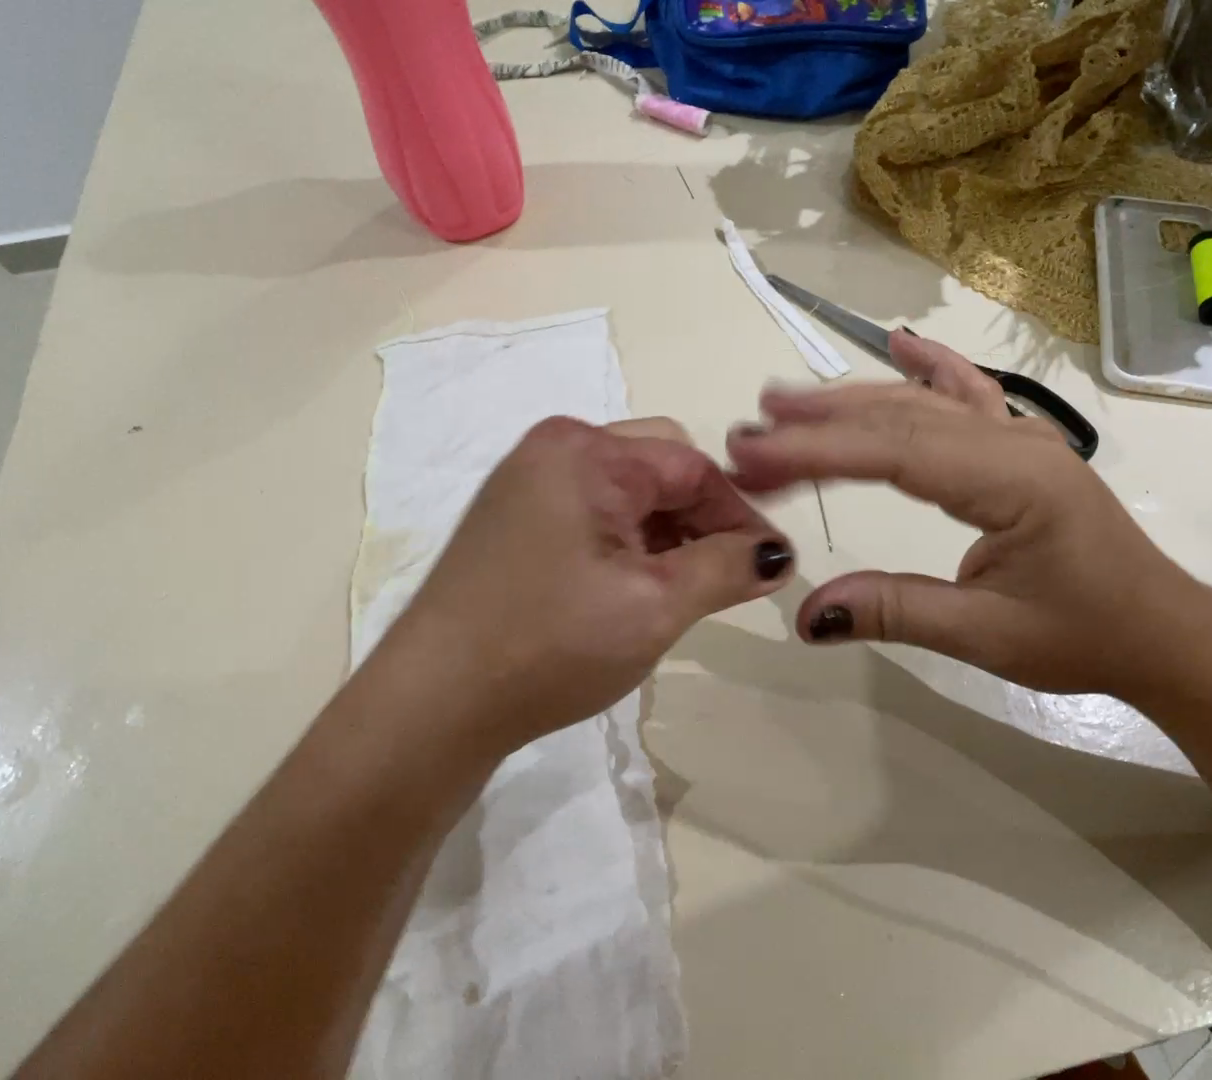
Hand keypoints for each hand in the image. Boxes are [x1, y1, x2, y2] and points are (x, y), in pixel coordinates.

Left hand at [370, 416, 793, 756]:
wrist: (434, 703)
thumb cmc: (551, 646)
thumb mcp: (655, 606)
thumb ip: (726, 568)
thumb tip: (777, 553)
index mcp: (586, 452)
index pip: (692, 465)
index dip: (740, 514)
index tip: (772, 566)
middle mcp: (553, 449)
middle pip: (659, 469)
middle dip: (701, 520)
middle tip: (725, 579)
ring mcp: (525, 484)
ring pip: (627, 494)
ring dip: (666, 536)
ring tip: (681, 593)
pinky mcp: (512, 521)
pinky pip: (592, 514)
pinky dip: (627, 544)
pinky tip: (633, 591)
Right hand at [727, 330, 1200, 697]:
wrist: (1161, 633)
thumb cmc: (1084, 636)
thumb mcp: (986, 635)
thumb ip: (894, 611)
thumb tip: (805, 614)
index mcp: (1013, 480)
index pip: (895, 453)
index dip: (818, 452)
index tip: (752, 457)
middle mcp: (1015, 442)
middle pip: (900, 418)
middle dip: (817, 425)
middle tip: (746, 435)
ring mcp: (1021, 438)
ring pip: (923, 405)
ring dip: (852, 401)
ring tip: (783, 404)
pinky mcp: (1021, 449)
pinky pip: (968, 395)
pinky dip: (930, 368)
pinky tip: (899, 344)